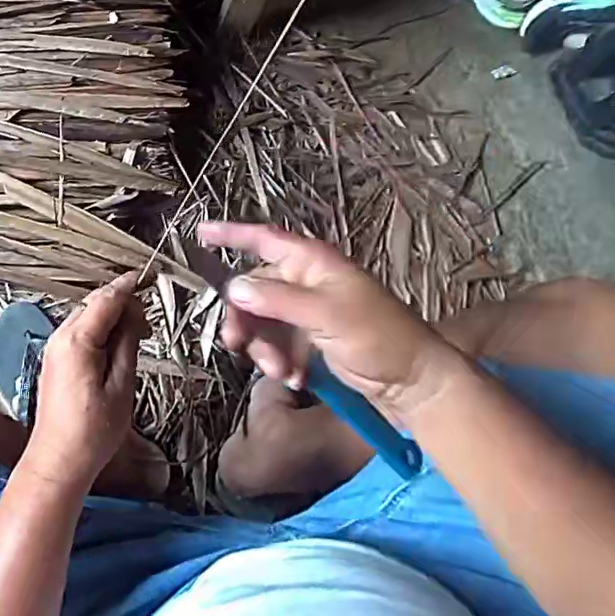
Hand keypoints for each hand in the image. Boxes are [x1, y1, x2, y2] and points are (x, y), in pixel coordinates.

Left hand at [17, 272, 145, 489]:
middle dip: (123, 303)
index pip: (106, 298)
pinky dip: (100, 330)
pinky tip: (116, 347)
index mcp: (77, 341)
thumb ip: (127, 344)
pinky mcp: (55, 359)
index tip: (149, 276)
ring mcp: (54, 347)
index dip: (130, 285)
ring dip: (112, 317)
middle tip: (147, 324)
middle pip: (95, 302)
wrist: (57, 463)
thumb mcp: (121, 386)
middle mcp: (60, 337)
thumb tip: (133, 316)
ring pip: (87, 315)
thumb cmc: (91, 433)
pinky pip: (80, 331)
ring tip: (136, 336)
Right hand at [199, 221, 461, 418]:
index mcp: (312, 262)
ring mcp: (308, 312)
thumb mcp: (326, 315)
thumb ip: (277, 299)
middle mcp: (306, 281)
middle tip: (236, 345)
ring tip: (280, 372)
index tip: (200, 233)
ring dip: (264, 348)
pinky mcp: (312, 339)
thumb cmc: (377, 336)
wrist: (414, 383)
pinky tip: (295, 378)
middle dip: (245, 318)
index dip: (231, 234)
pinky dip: (280, 361)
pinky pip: (279, 344)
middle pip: (255, 289)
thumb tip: (234, 286)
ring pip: (263, 321)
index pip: (264, 240)